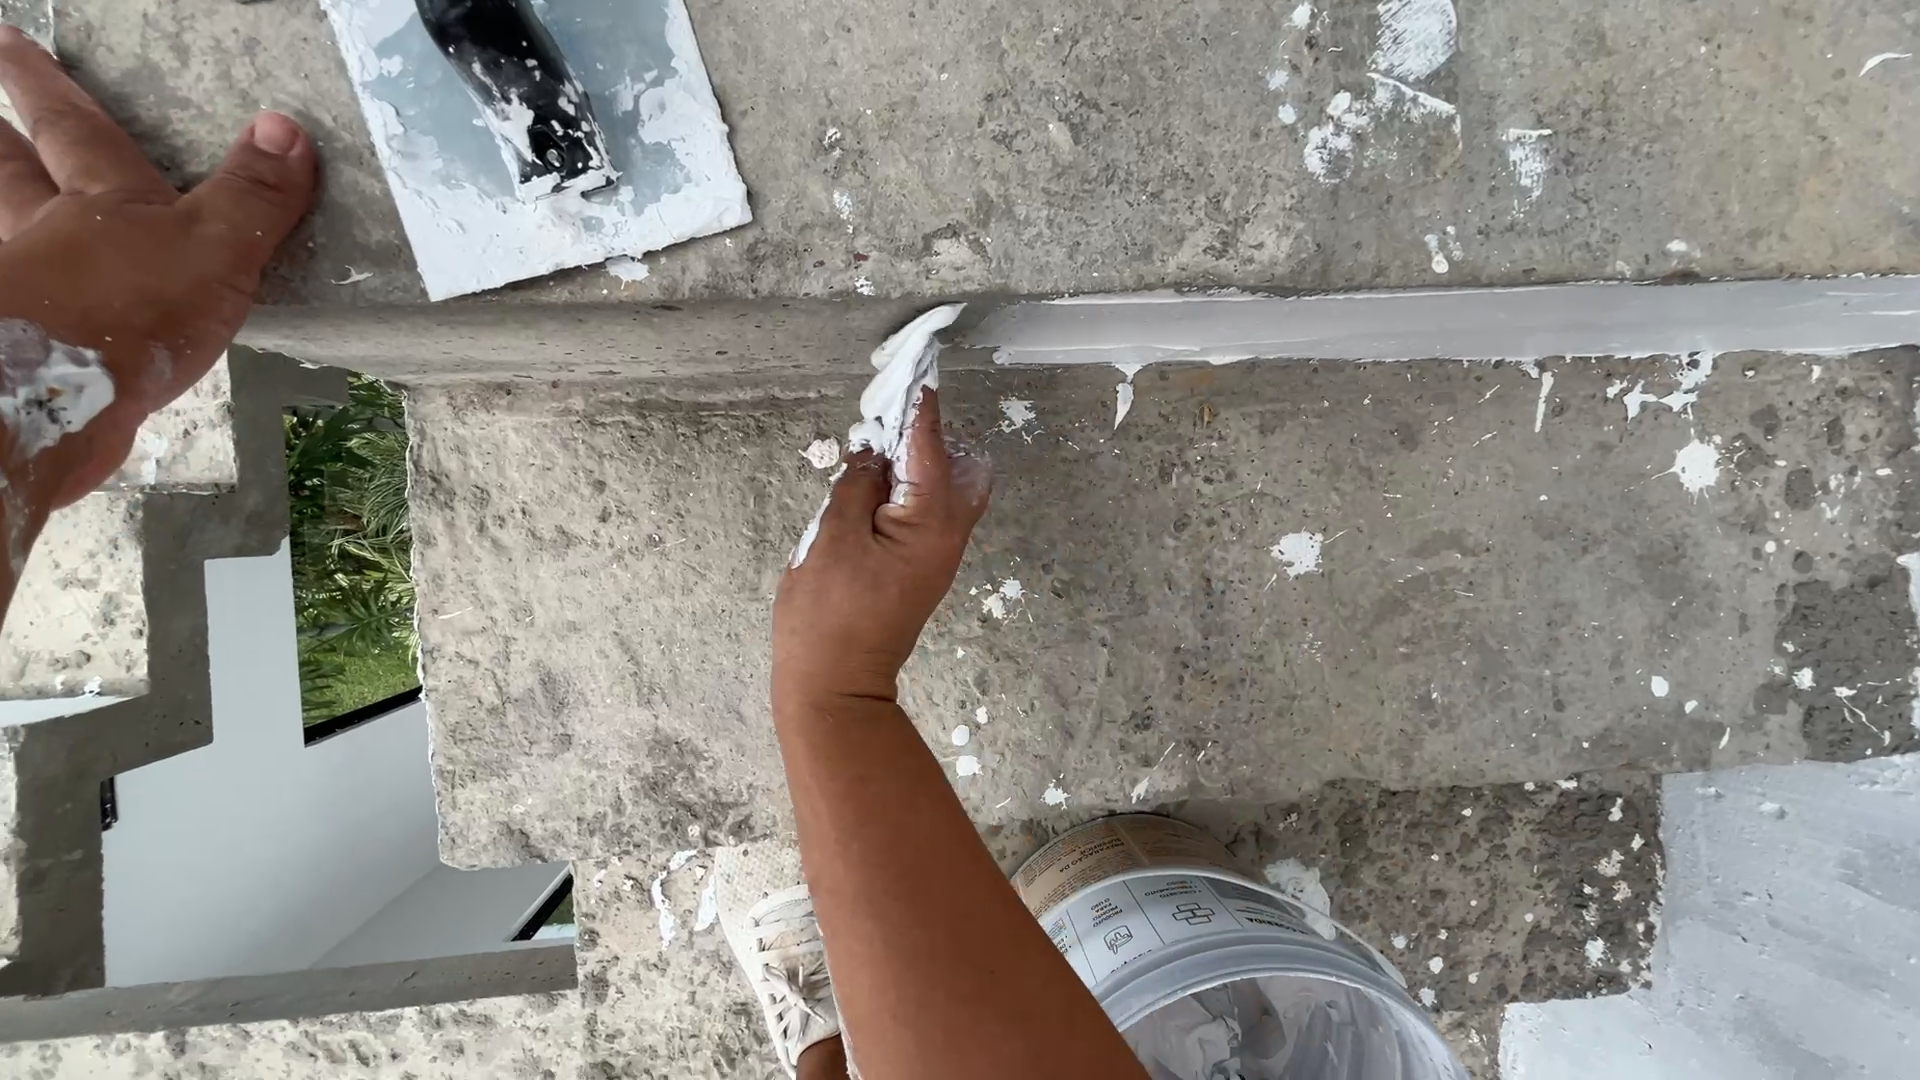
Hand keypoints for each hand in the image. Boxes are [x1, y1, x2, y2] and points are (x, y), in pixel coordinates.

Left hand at [0, 27, 316, 508]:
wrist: (60, 394)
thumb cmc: (130, 305)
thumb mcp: (215, 245)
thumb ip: (252, 195)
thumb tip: (284, 126)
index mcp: (95, 201)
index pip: (72, 129)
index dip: (46, 86)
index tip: (11, 42)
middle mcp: (44, 231)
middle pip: (12, 173)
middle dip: (6, 146)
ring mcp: (32, 284)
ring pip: (13, 234)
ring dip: (13, 218)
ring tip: (19, 213)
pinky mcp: (41, 341)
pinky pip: (41, 301)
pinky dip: (44, 294)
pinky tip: (60, 310)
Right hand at [773, 389, 991, 704]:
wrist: (836, 685)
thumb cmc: (826, 614)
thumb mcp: (832, 537)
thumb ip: (857, 484)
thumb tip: (874, 452)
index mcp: (931, 523)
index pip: (931, 448)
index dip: (921, 408)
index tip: (919, 371)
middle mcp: (949, 536)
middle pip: (958, 468)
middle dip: (929, 434)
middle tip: (890, 415)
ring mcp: (940, 555)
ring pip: (946, 490)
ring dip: (919, 461)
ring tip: (878, 442)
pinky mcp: (924, 568)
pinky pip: (930, 513)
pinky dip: (911, 487)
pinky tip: (878, 480)